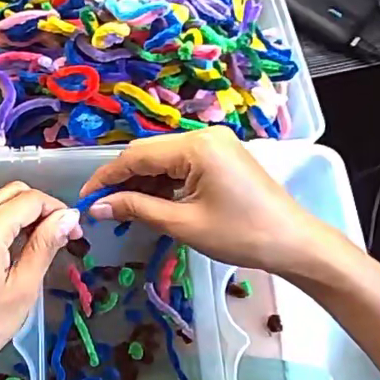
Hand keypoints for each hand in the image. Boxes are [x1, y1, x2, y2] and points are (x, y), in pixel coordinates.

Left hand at [0, 183, 80, 379]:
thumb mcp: (22, 288)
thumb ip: (45, 246)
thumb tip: (69, 218)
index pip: (31, 200)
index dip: (58, 210)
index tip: (75, 232)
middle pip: (13, 193)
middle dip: (42, 208)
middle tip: (63, 236)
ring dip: (24, 214)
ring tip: (44, 244)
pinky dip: (6, 223)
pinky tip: (19, 248)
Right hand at [77, 127, 351, 279]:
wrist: (295, 243)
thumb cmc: (241, 234)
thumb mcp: (182, 223)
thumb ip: (136, 208)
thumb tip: (97, 207)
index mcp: (196, 145)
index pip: (136, 155)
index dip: (105, 178)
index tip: (85, 199)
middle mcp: (204, 135)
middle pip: (148, 153)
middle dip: (122, 180)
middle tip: (102, 208)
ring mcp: (215, 144)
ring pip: (163, 160)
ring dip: (142, 183)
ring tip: (122, 210)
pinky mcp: (221, 157)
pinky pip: (181, 165)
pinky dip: (162, 183)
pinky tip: (149, 203)